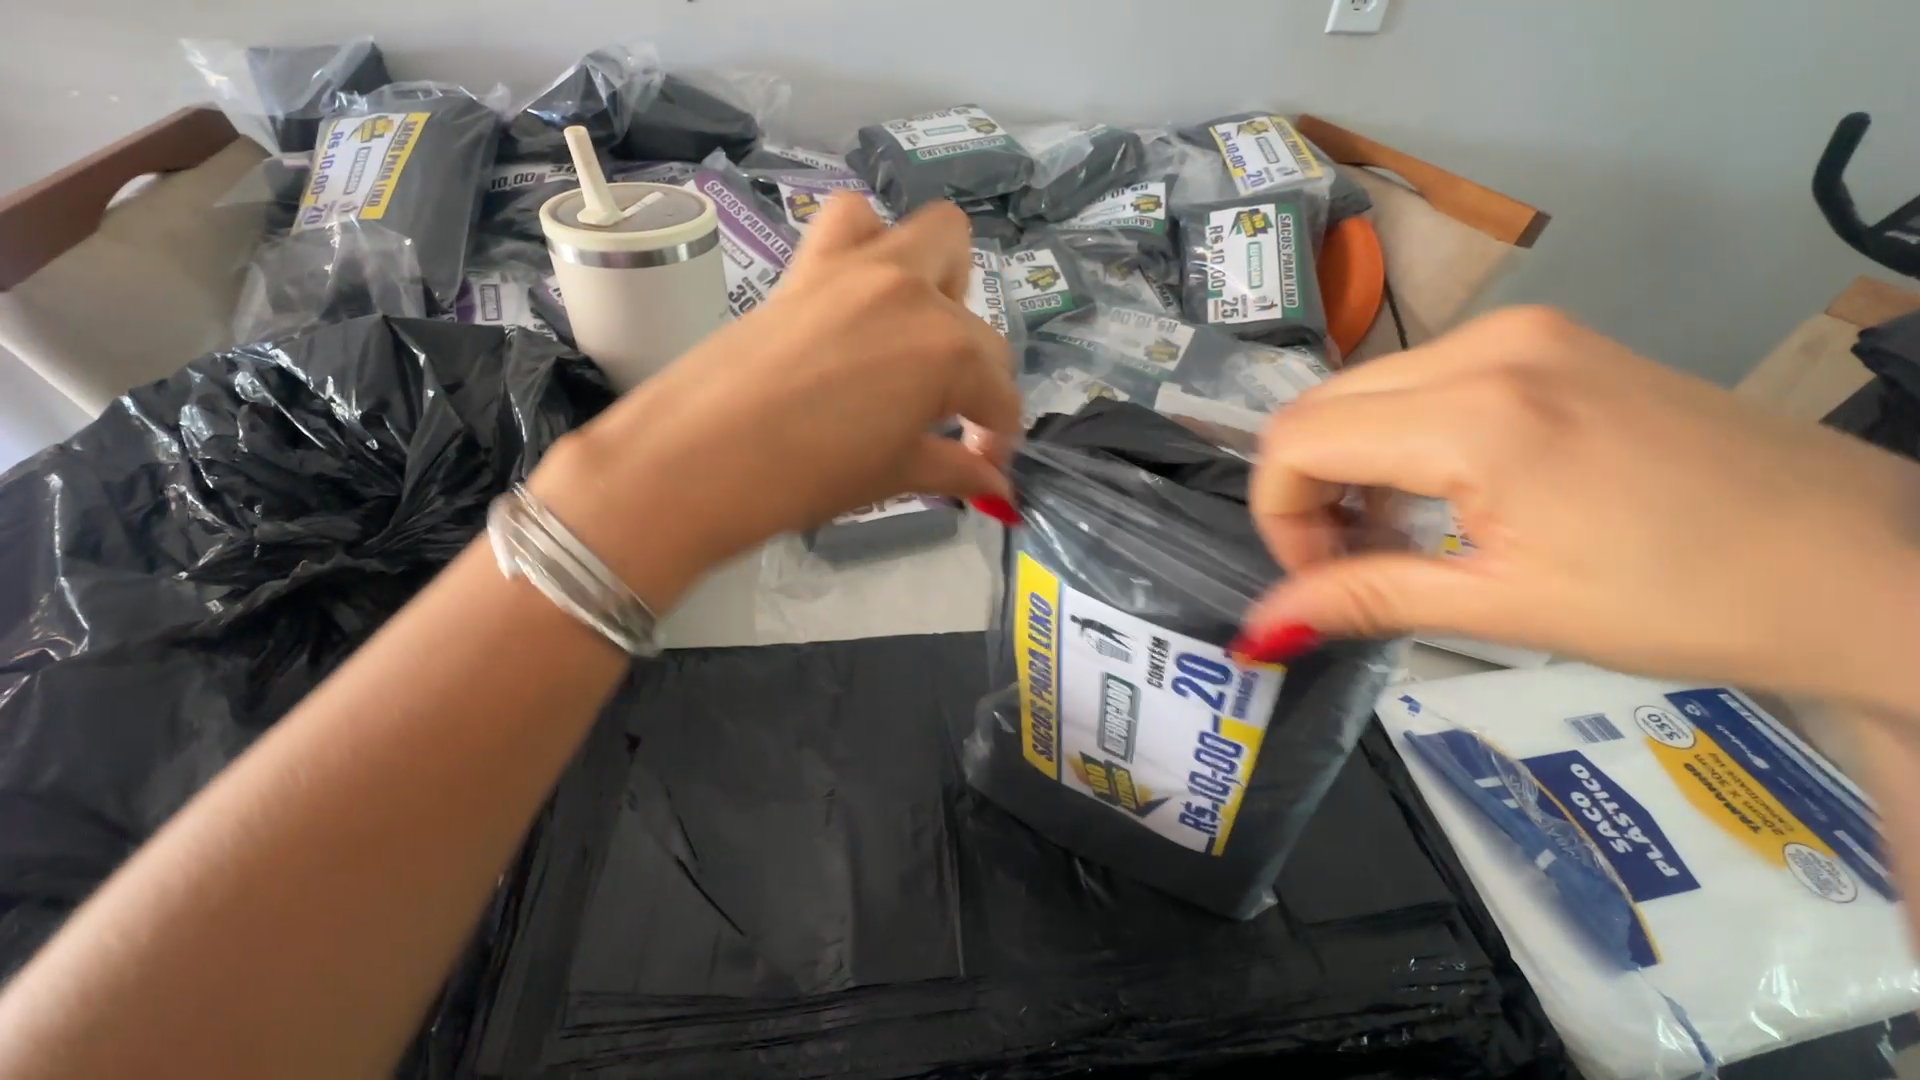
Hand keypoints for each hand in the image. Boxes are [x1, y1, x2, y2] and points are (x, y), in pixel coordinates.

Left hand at [528, 194, 1019, 608]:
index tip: (985, 464)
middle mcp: (916, 294)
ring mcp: (862, 267)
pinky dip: (870, 243)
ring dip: (945, 283)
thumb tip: (996, 484)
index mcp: (947, 353)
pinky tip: (861, 293)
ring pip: (938, 238)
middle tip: (946, 416)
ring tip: (916, 337)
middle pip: (979, 326)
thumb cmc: (805, 479)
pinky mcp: (810, 262)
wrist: (695, 461)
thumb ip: (954, 470)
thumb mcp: (893, 477)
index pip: (999, 394)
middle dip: (978, 374)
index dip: (999, 434)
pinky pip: (854, 219)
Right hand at [1240, 306, 1919, 714]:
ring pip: (1364, 392)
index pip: (1296, 442)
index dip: (1279, 517)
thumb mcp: (1506, 607)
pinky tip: (1442, 494)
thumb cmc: (1688, 600)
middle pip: (1319, 407)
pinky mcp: (1549, 340)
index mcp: (1475, 413)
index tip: (1319, 578)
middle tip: (1348, 562)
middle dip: (1306, 491)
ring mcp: (1523, 332)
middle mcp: (1487, 346)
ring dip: (1351, 466)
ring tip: (1398, 535)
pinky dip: (1398, 440)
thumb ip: (1363, 600)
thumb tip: (1259, 629)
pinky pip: (1421, 382)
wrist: (1868, 564)